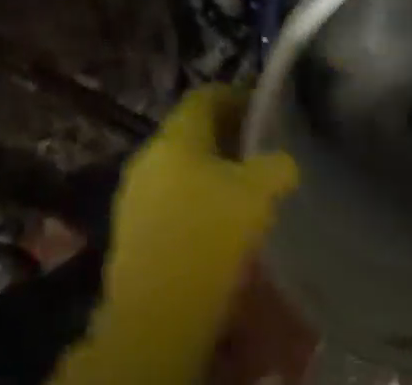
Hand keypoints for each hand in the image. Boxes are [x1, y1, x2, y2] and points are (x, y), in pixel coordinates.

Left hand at [53, 84, 299, 384]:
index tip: (268, 109)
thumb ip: (277, 162)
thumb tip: (279, 161)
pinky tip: (224, 222)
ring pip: (182, 169)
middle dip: (230, 136)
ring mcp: (133, 199)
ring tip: (251, 188)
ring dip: (215, 171)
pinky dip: (200, 200)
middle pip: (193, 133)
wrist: (158, 315)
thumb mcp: (263, 188)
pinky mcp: (133, 234)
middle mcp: (147, 160)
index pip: (206, 96)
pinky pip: (172, 200)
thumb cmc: (211, 234)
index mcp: (175, 138)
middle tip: (265, 148)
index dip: (239, 95)